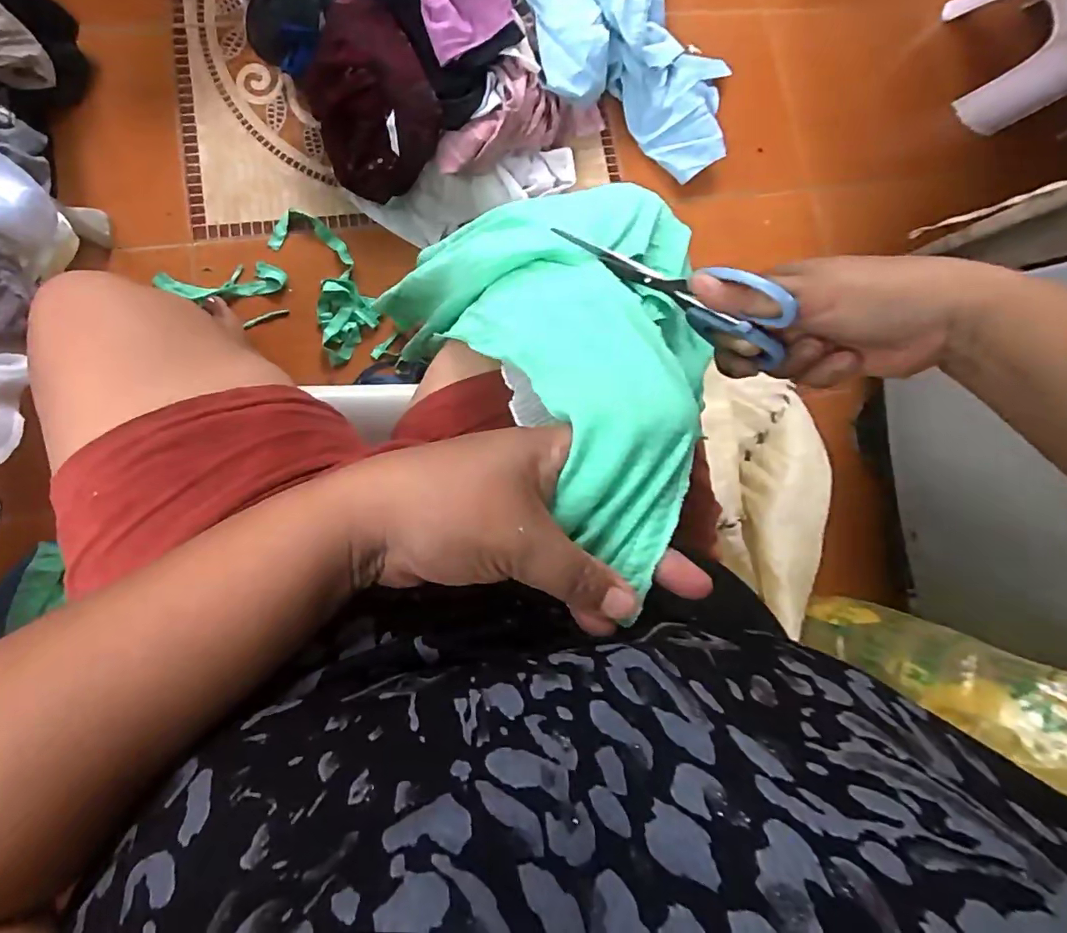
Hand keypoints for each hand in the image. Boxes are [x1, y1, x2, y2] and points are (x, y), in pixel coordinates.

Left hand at [333, 427, 711, 634]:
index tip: (700, 529)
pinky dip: (576, 584)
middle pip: (618, 503)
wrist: (365, 525)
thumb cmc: (447, 509)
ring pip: (589, 535)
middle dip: (653, 543)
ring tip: (644, 610)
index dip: (673, 491)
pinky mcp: (509, 534)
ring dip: (614, 571)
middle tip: (691, 581)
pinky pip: (558, 557)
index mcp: (560, 447)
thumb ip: (578, 571)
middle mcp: (552, 469)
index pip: (634, 461)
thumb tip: (632, 603)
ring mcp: (530, 502)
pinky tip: (596, 618)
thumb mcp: (519, 540)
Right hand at [691, 256, 1015, 385]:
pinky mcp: (828, 362)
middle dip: (769, 356)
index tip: (747, 344)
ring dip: (805, 364)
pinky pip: (807, 379)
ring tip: (835, 349)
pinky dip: (827, 373)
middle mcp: (783, 312)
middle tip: (795, 349)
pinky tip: (851, 359)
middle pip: (746, 348)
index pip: (725, 313)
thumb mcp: (806, 297)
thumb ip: (749, 297)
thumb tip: (691, 281)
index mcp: (773, 287)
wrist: (940, 320)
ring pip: (777, 368)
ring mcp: (806, 337)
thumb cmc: (871, 295)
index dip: (728, 334)